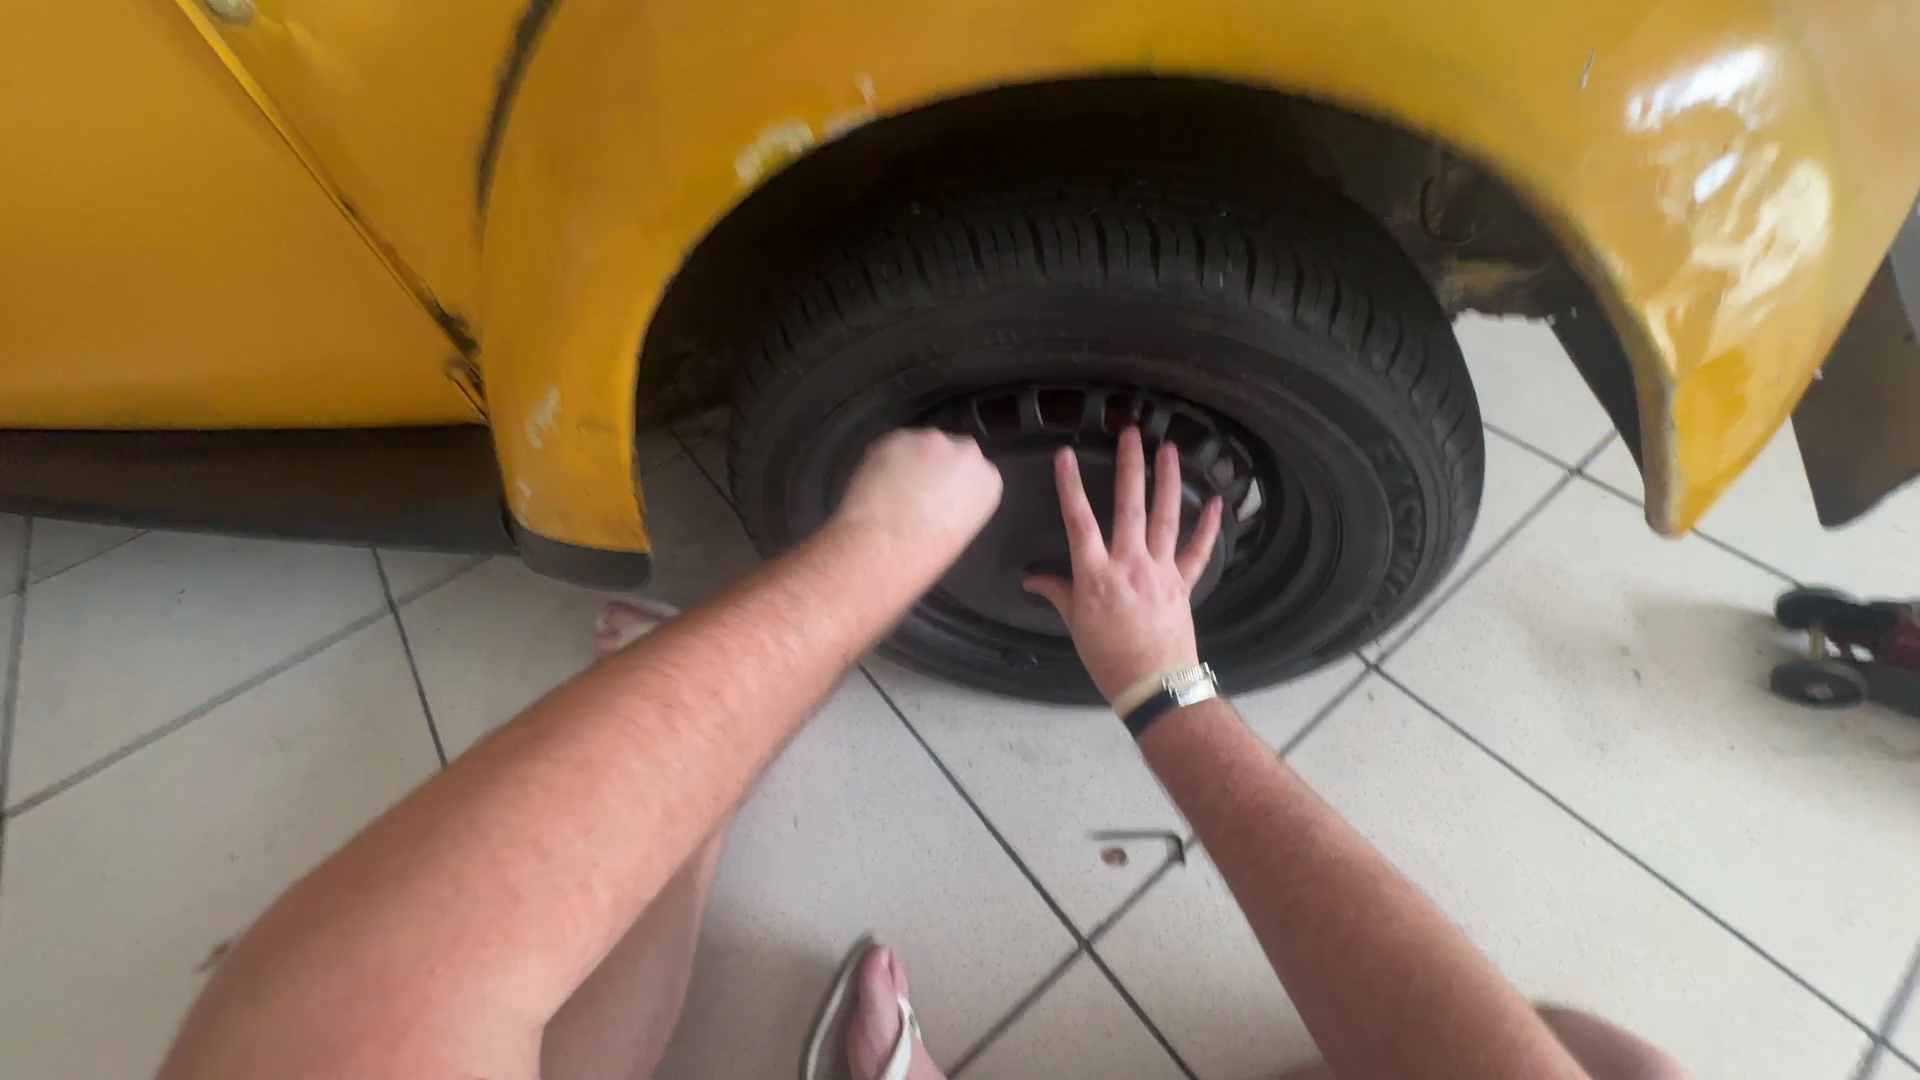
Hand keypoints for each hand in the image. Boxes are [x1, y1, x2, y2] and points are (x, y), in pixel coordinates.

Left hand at [832, 428, 1003, 560]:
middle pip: (953, 451)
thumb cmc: (925, 553)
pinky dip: (888, 460)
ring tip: (894, 489)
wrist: (884, 546)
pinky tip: (878, 483)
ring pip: (922, 446)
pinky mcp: (896, 437)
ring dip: (912, 461)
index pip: (976, 473)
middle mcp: (966, 453)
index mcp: (988, 480)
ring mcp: (931, 440)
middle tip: (918, 492)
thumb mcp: (961, 531)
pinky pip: (894, 446)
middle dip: (938, 466)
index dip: (955, 485)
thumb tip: (943, 499)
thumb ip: (959, 504)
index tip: (942, 498)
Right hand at [1024, 428, 1223, 702]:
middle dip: (1130, 467)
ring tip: (1169, 451)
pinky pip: (1197, 551)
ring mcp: (1160, 572)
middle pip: (1129, 507)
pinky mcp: (1182, 584)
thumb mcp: (1074, 624)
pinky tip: (1216, 503)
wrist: (1154, 685)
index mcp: (1096, 575)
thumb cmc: (1108, 658)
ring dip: (1168, 482)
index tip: (1066, 456)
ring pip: (1165, 518)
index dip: (1070, 486)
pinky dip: (1208, 527)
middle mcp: (1129, 565)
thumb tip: (1032, 579)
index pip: (1079, 521)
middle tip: (1132, 434)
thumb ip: (1056, 592)